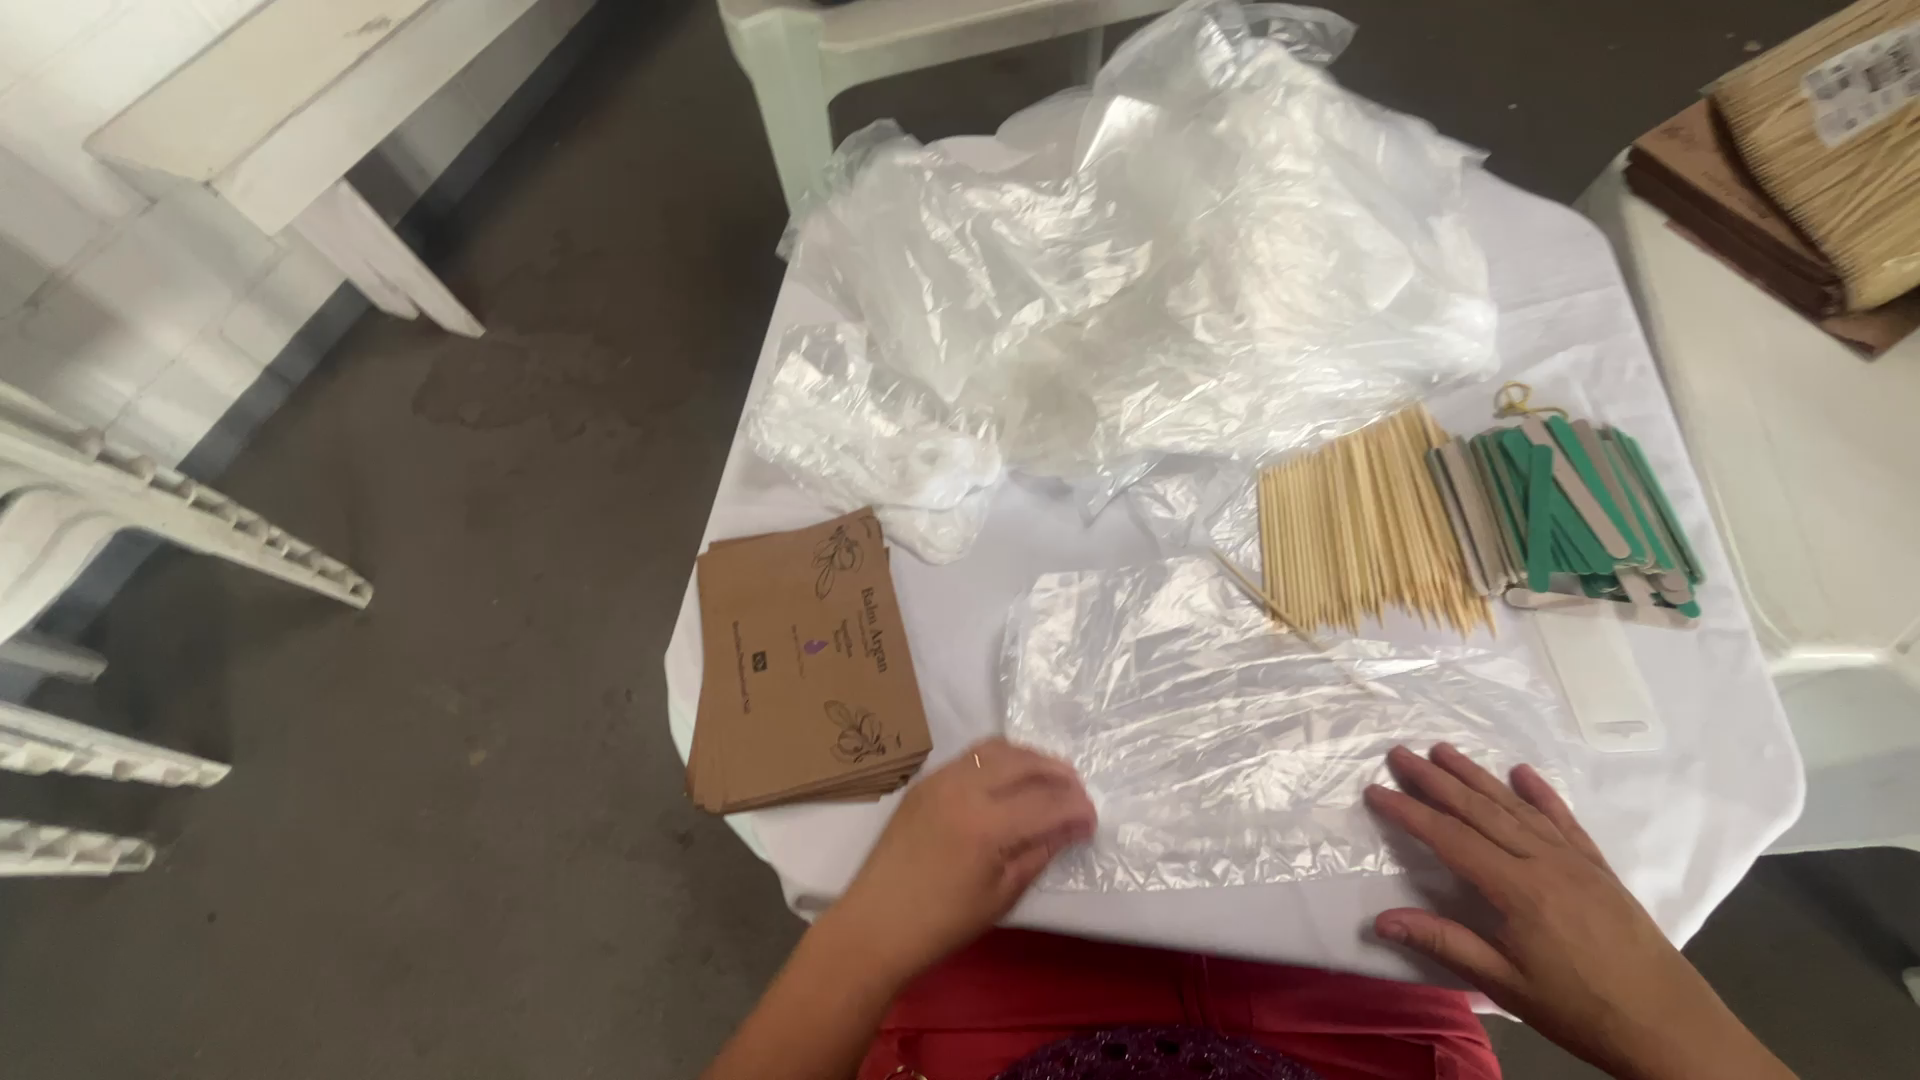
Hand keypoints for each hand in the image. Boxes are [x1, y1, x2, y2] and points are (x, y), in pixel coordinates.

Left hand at [820, 738, 1095, 986]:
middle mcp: (964, 789)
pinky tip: (1010, 779)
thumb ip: (1040, 852)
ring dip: (1029, 758)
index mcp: (986, 826)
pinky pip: (971, 756)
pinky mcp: (925, 781)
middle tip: (1077, 791)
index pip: (1046, 802)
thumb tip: (1071, 826)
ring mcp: (940, 779)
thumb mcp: (1002, 895)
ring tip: (1049, 778)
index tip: (1092, 819)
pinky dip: (999, 759)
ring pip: (996, 749)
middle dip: (1057, 773)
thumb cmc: (943, 922)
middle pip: (1024, 762)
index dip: (1076, 808)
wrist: (877, 923)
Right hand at [1365, 744, 1794, 1079]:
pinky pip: (1565, 822)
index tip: (1375, 790)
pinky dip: (1542, 794)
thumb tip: (1381, 920)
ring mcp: (1576, 862)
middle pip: (1480, 810)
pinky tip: (1523, 773)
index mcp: (1519, 890)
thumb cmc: (1582, 1011)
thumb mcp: (1507, 985)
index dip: (1409, 812)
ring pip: (1516, 807)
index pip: (1450, 838)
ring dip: (1477, 776)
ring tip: (1444, 750)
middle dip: (1436, 780)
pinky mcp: (1600, 870)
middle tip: (1400, 753)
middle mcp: (1545, 863)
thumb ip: (1445, 944)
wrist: (1677, 1033)